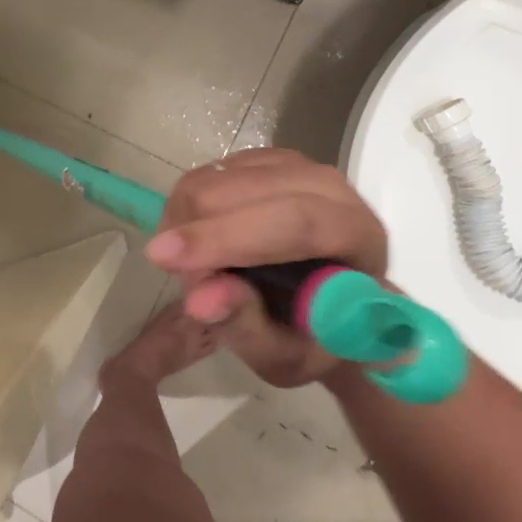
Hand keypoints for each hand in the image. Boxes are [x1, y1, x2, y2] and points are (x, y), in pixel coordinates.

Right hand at [147, 148, 389, 387]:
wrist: (330, 312)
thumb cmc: (316, 341)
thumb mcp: (286, 359)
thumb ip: (248, 329)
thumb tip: (199, 299)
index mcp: (359, 236)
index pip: (297, 220)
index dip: (227, 236)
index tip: (162, 257)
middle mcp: (332, 188)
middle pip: (247, 189)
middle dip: (197, 234)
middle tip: (182, 282)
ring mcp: (296, 167)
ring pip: (218, 177)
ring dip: (185, 222)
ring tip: (193, 269)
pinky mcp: (264, 161)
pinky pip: (207, 173)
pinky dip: (186, 208)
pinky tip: (195, 241)